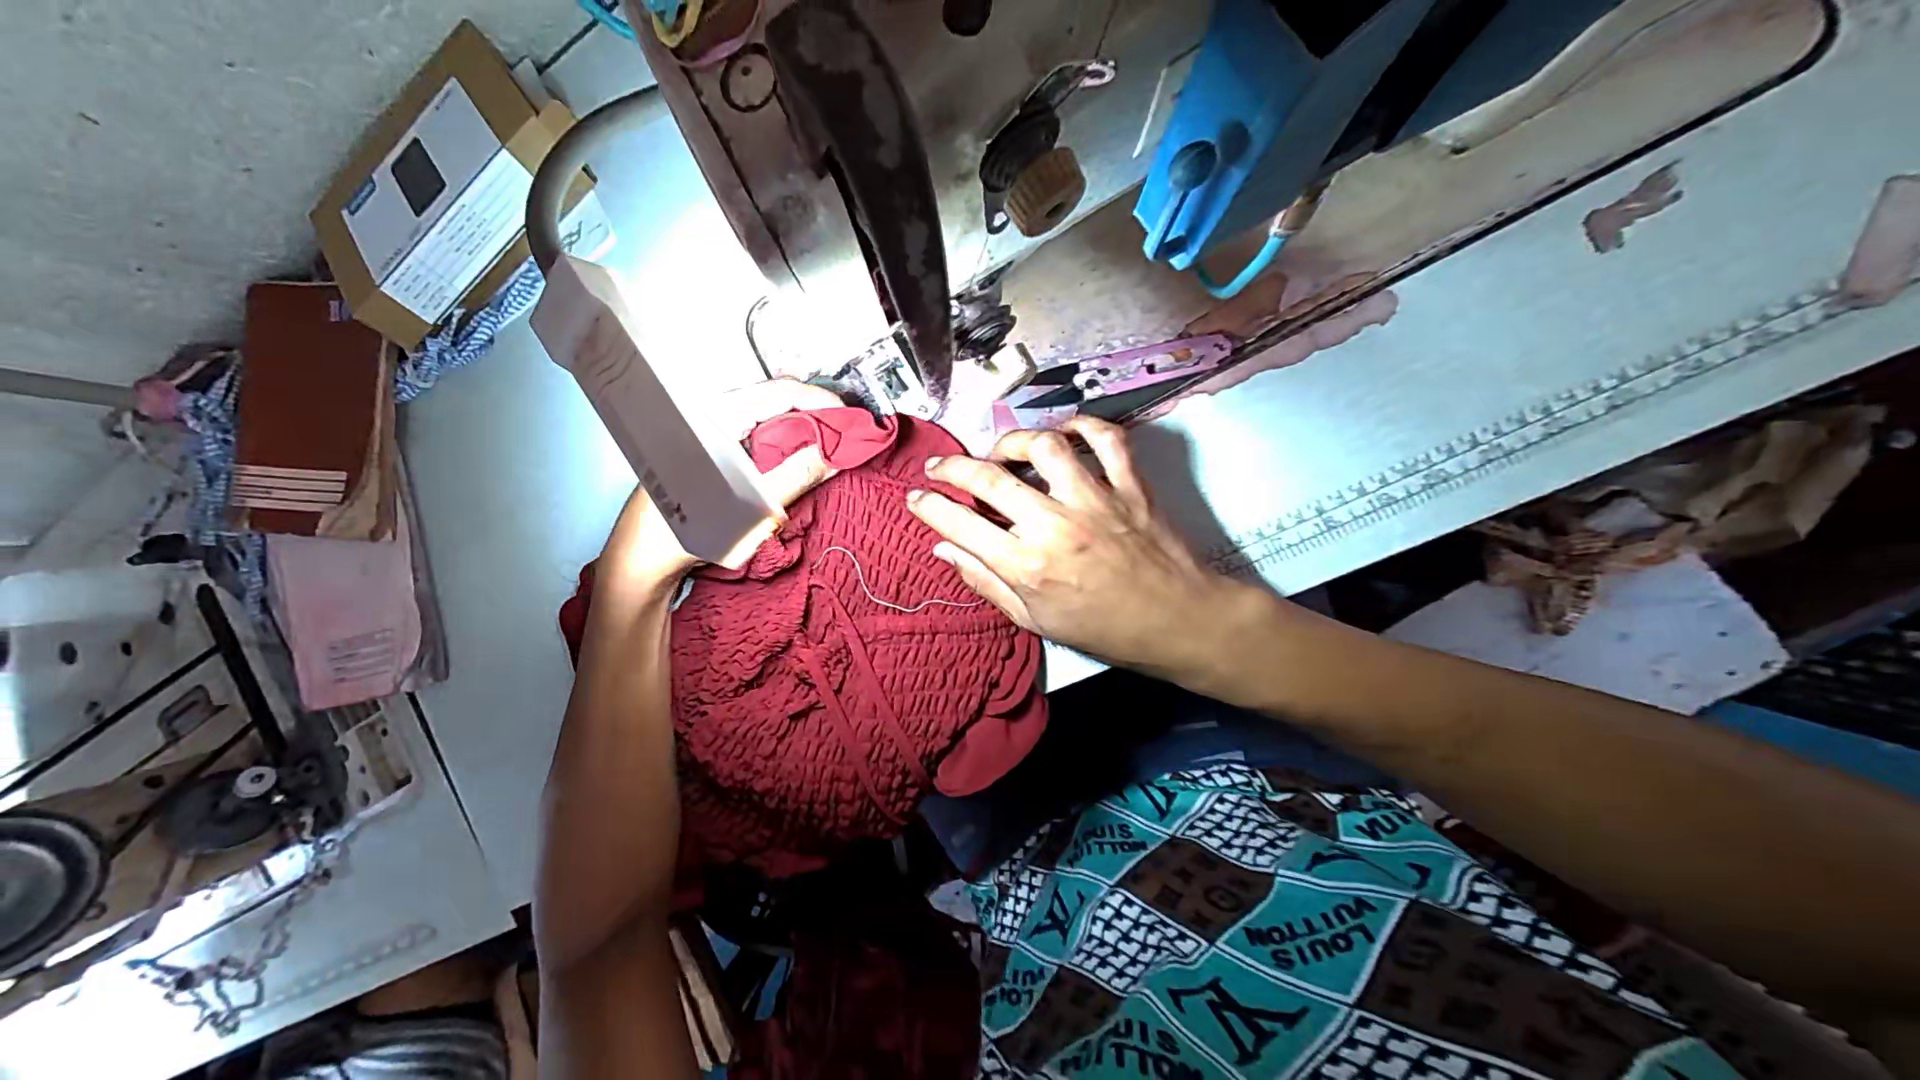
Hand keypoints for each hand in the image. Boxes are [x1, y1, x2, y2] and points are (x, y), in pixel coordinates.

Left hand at [600, 378, 844, 592]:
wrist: (643, 560)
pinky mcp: (709, 449)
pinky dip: (780, 444)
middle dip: (815, 418)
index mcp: (713, 418)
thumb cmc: (682, 532)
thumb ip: (796, 476)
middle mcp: (708, 417)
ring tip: (827, 450)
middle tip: (845, 438)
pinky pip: (753, 435)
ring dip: (800, 432)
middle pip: (775, 402)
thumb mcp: (752, 507)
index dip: (822, 402)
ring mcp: (707, 432)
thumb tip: (833, 454)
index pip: (780, 392)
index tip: (850, 419)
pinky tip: (795, 461)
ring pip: (765, 419)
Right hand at [906, 417, 1259, 677]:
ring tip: (1001, 452)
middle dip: (953, 467)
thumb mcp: (1035, 620)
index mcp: (1028, 566)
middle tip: (940, 467)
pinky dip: (1083, 426)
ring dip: (1012, 441)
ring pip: (1044, 446)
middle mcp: (1056, 526)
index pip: (961, 525)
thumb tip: (946, 549)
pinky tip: (1064, 433)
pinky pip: (1106, 439)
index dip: (930, 507)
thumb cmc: (1104, 630)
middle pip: (990, 478)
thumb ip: (986, 581)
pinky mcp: (1130, 486)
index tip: (918, 498)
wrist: (1177, 623)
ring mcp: (1096, 500)